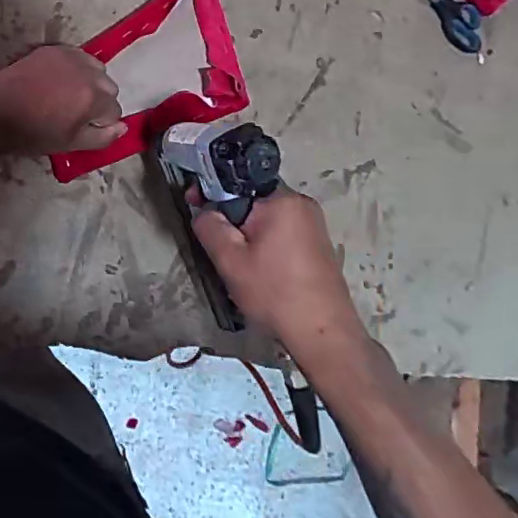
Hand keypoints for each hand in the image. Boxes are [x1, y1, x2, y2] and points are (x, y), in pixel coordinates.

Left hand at [0, 45, 125, 155]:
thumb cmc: (33, 133)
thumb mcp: (70, 144)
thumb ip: (103, 137)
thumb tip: (123, 126)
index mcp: (93, 98)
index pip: (115, 111)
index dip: (101, 123)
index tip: (83, 127)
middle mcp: (87, 73)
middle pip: (109, 87)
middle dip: (99, 100)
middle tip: (76, 112)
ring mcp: (70, 58)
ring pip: (97, 69)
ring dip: (90, 81)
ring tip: (69, 94)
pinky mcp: (53, 50)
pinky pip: (78, 56)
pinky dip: (76, 67)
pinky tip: (60, 79)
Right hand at [190, 188, 368, 362]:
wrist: (322, 332)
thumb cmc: (274, 292)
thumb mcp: (230, 261)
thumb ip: (210, 227)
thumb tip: (204, 211)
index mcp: (282, 200)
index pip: (237, 186)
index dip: (212, 197)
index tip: (194, 207)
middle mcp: (302, 205)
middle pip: (253, 206)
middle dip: (234, 225)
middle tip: (223, 255)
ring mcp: (314, 226)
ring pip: (267, 224)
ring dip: (251, 241)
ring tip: (245, 272)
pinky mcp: (319, 246)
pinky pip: (283, 237)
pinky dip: (268, 251)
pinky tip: (265, 277)